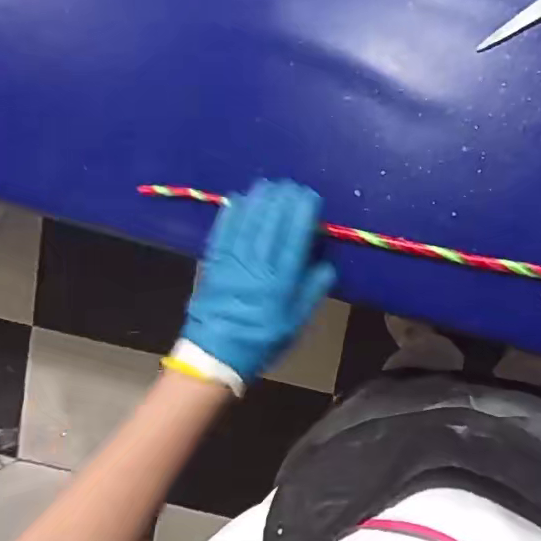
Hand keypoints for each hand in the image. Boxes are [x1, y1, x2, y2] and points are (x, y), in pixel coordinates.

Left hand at [179, 178, 336, 384]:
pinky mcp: (213, 263)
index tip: (310, 196)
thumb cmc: (262, 341)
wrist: (217, 355)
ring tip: (268, 185)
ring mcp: (232, 261)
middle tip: (291, 185)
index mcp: (281, 280)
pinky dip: (231, 214)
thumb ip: (312, 291)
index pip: (295, 236)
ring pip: (247, 222)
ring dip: (258, 200)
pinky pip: (223, 232)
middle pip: (271, 222)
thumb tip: (326, 264)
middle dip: (282, 200)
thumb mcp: (296, 322)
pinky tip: (238, 200)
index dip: (303, 212)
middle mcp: (258, 265)